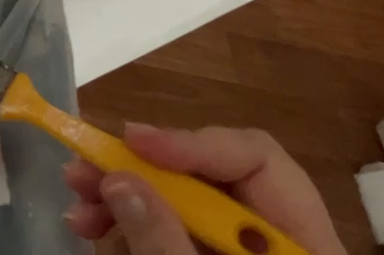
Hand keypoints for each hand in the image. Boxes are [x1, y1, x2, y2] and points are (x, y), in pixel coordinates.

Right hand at [63, 125, 344, 254]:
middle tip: (81, 169)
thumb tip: (117, 177)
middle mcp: (279, 241)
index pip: (259, 158)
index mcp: (307, 245)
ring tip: (76, 207)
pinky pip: (173, 230)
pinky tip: (95, 227)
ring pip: (182, 202)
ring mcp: (243, 254)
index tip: (131, 140)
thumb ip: (165, 242)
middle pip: (209, 177)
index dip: (192, 141)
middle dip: (139, 169)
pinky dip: (130, 223)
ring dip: (122, 196)